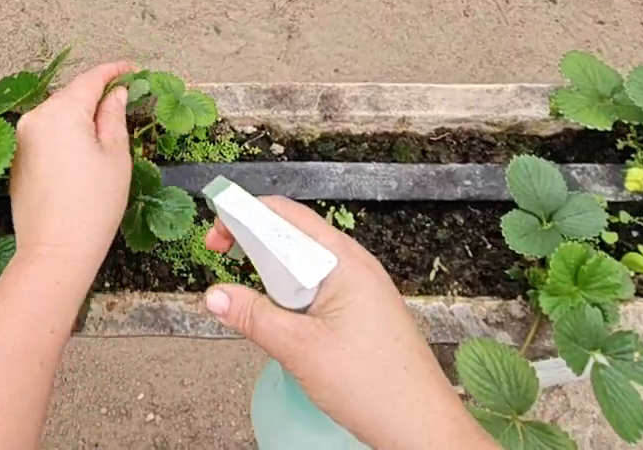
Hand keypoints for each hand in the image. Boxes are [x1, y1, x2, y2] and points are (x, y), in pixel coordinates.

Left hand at [8, 61, 134, 276]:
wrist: (54, 252)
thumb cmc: (93, 205)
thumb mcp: (115, 156)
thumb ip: (114, 116)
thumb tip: (115, 94)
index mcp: (63, 111)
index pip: (91, 78)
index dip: (113, 71)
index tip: (131, 69)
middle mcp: (36, 116)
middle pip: (72, 95)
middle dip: (96, 94)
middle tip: (123, 98)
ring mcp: (22, 137)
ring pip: (57, 113)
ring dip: (79, 114)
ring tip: (104, 126)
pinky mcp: (17, 157)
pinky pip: (45, 132)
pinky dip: (63, 132)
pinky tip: (80, 150)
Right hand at [204, 196, 493, 448]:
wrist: (427, 434)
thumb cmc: (376, 389)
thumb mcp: (300, 350)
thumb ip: (253, 317)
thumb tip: (214, 296)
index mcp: (343, 260)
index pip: (283, 215)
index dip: (243, 216)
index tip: (216, 235)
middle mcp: (355, 263)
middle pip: (293, 232)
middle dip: (253, 239)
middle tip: (223, 255)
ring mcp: (363, 285)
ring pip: (305, 259)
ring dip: (272, 266)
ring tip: (250, 287)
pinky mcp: (365, 308)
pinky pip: (320, 281)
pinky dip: (292, 287)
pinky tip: (282, 310)